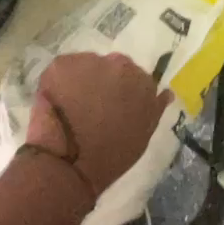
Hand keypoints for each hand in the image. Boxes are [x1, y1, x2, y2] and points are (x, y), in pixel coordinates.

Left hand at [25, 52, 171, 194]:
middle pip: (111, 67)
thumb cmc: (112, 155)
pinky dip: (60, 82)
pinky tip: (58, 102)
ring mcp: (89, 61)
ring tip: (73, 106)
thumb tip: (166, 92)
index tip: (113, 106)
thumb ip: (154, 107)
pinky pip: (64, 68)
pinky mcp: (62, 63)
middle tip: (93, 106)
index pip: (134, 76)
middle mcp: (118, 63)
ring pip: (87, 66)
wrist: (68, 163)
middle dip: (103, 82)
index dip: (122, 91)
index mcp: (142, 80)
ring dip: (82, 80)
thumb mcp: (143, 133)